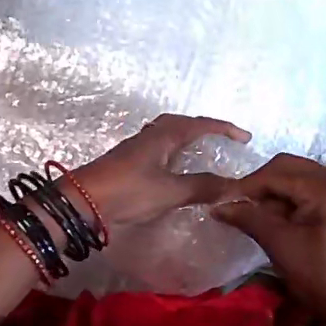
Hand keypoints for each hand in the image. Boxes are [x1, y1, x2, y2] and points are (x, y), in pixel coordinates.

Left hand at [72, 115, 251, 228]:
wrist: (81, 202)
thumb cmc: (128, 192)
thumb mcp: (170, 191)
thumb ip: (202, 187)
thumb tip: (234, 186)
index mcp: (163, 136)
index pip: (200, 124)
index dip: (224, 129)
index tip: (245, 137)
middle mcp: (150, 136)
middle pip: (181, 123)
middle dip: (203, 128)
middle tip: (221, 139)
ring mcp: (135, 148)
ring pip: (166, 134)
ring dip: (186, 138)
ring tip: (201, 152)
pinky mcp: (126, 162)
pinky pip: (157, 148)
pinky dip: (173, 151)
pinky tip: (173, 168)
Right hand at [212, 154, 325, 319]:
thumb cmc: (319, 275)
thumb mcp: (281, 245)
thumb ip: (249, 218)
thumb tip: (217, 206)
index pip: (277, 173)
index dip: (246, 185)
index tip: (221, 201)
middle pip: (288, 167)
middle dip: (260, 186)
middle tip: (237, 207)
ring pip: (296, 176)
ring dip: (273, 192)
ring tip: (255, 215)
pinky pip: (308, 187)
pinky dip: (288, 198)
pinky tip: (276, 216)